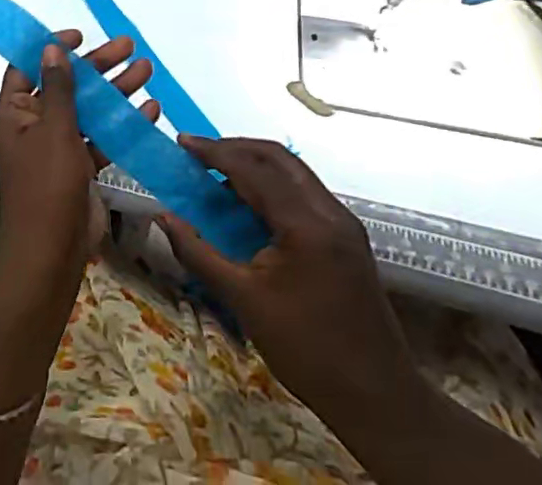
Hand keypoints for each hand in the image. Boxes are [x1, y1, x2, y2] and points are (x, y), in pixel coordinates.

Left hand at [0, 32, 156, 272]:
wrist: (50, 251)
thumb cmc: (45, 185)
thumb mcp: (53, 130)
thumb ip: (58, 89)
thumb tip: (51, 48)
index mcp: (15, 112)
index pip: (28, 67)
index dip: (51, 47)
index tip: (80, 35)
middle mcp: (34, 124)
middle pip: (67, 85)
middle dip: (97, 65)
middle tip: (129, 46)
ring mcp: (58, 147)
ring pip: (88, 110)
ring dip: (116, 91)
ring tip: (147, 69)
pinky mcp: (79, 167)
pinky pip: (101, 138)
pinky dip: (122, 124)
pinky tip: (149, 110)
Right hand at [157, 137, 418, 415]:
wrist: (378, 398)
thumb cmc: (306, 349)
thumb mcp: (243, 300)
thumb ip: (198, 253)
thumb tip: (163, 217)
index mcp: (307, 225)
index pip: (254, 170)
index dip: (214, 152)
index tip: (181, 142)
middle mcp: (330, 213)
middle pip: (279, 159)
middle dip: (235, 149)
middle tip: (197, 153)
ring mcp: (343, 225)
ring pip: (294, 173)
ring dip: (254, 165)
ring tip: (215, 173)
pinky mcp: (346, 239)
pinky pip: (303, 194)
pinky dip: (271, 186)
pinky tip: (246, 204)